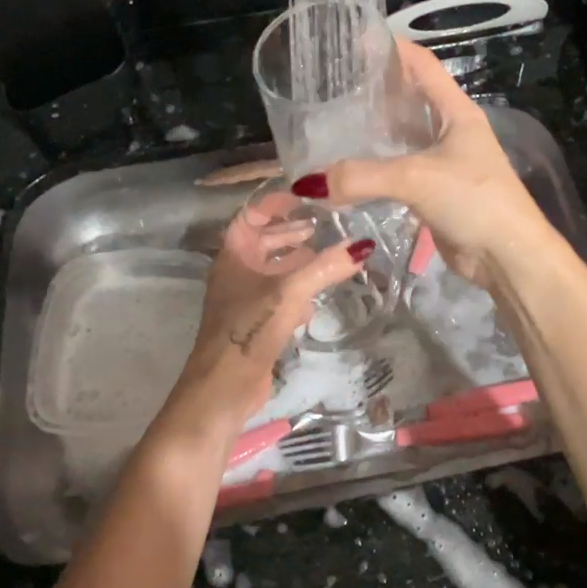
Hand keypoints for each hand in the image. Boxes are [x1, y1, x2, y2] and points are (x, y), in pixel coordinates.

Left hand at [165, 201, 370, 443]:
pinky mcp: (256, 322)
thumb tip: (363, 246)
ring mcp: (244, 298)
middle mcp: (236, 271)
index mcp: (233, 254)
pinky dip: (299, 288)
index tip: (306, 198)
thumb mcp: (291, 291)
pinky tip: (319, 294)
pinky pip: (279, 294)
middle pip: (264, 240)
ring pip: (273, 268)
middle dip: (292, 230)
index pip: (251, 215)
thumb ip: (326, 267)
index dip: (275, 203)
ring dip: (298, 259)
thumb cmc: (249, 329)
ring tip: (329, 253)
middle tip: (326, 224)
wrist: (223, 389)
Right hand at [292, 38, 567, 292]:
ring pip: (403, 135)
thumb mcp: (416, 178)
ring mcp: (444, 161)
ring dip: (374, 129)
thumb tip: (306, 182)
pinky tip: (347, 168)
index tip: (355, 38)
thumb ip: (361, 176)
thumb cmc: (474, 200)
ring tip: (331, 120)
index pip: (423, 64)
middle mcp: (451, 130)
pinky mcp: (435, 191)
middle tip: (332, 82)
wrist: (509, 256)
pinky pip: (399, 168)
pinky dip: (375, 165)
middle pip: (411, 97)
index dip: (393, 47)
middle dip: (376, 87)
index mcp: (456, 111)